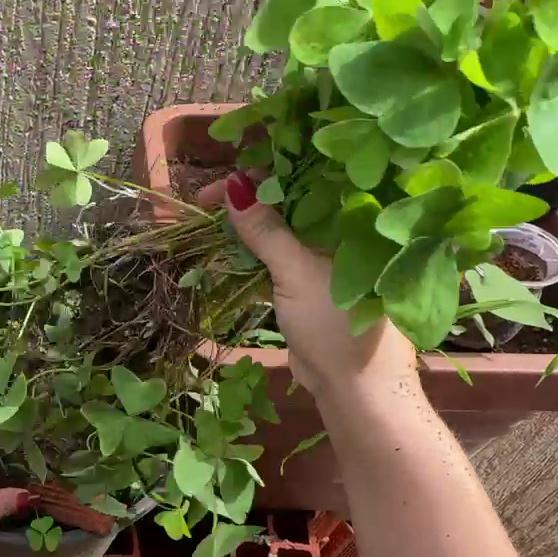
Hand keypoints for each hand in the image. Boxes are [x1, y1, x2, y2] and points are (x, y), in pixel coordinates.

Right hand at [200, 171, 418, 403]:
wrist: (352, 383)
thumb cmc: (335, 322)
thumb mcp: (295, 271)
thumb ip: (265, 230)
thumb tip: (232, 186)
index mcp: (352, 215)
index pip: (305, 176)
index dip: (262, 173)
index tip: (220, 184)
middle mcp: (341, 229)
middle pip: (287, 201)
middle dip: (246, 199)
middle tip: (205, 204)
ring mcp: (322, 257)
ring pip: (278, 231)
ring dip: (244, 229)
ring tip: (207, 225)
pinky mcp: (307, 283)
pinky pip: (275, 259)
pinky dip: (250, 256)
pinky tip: (224, 253)